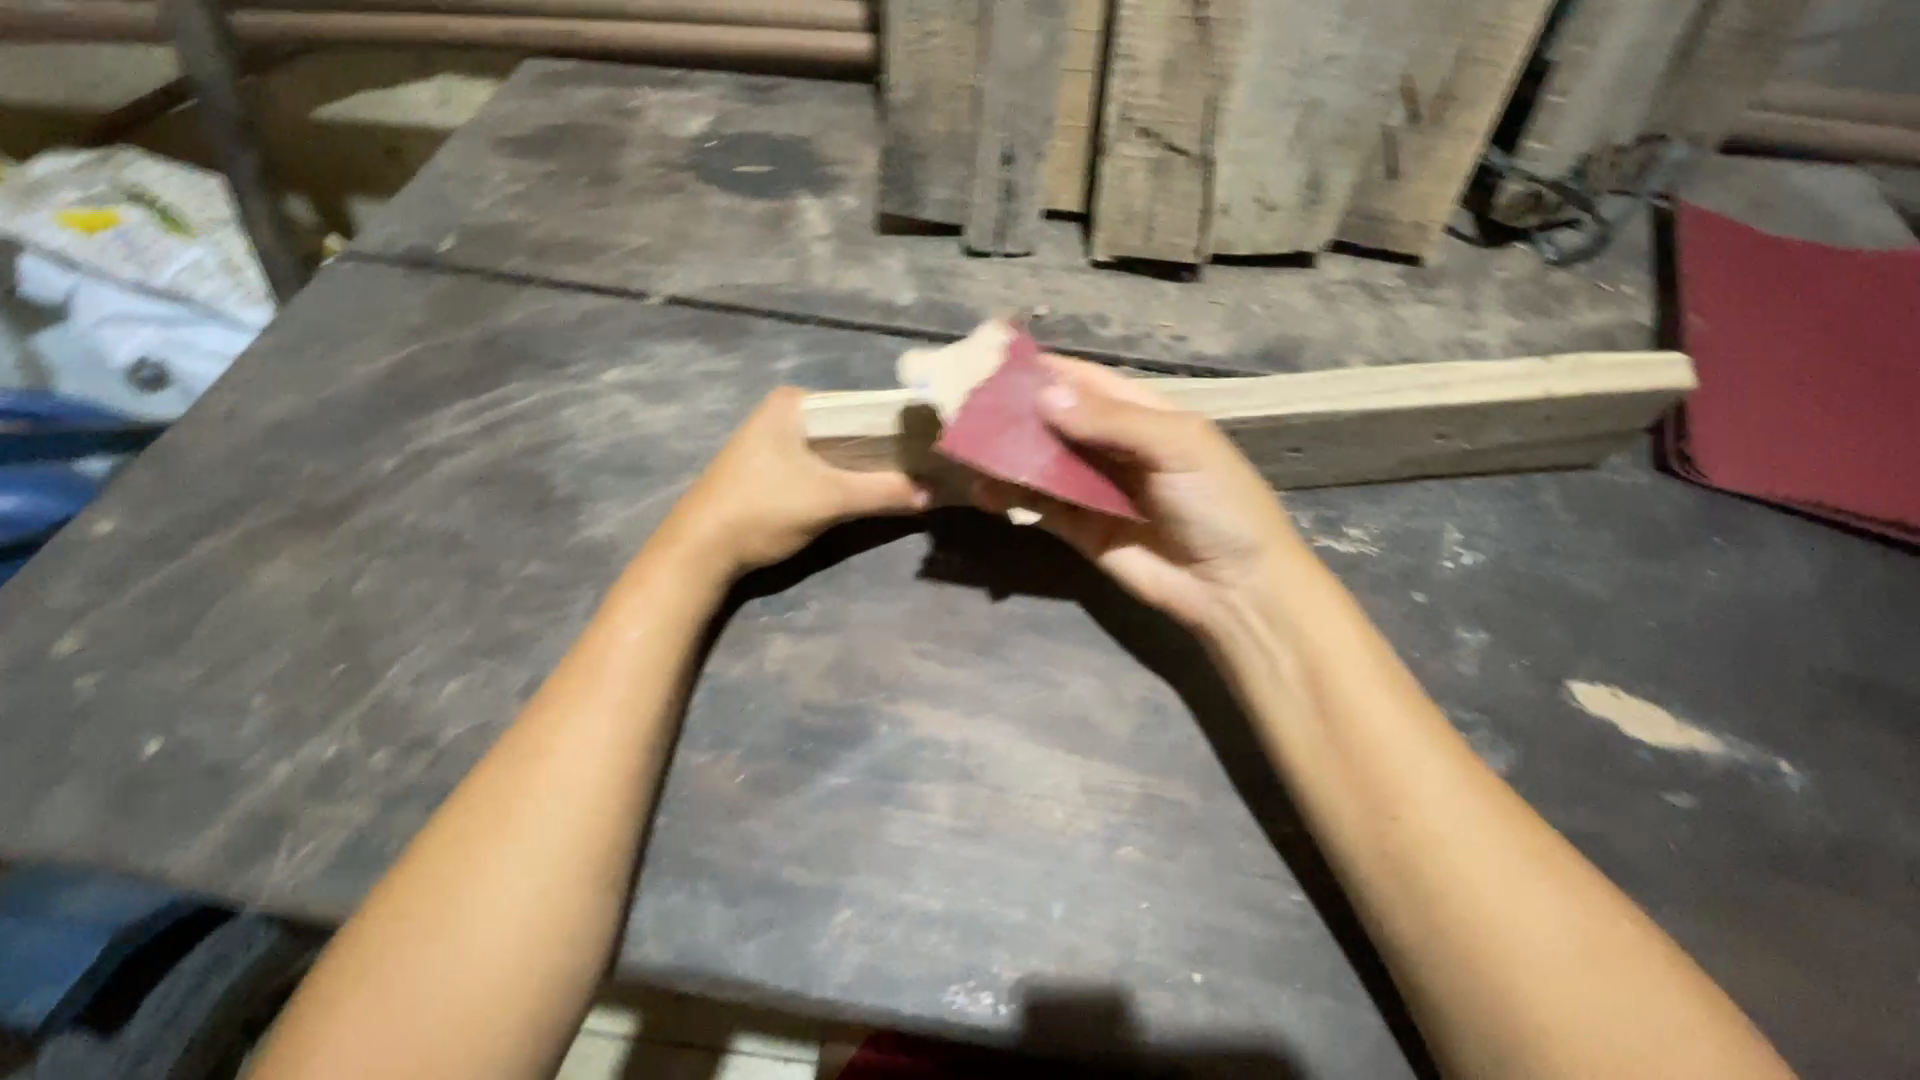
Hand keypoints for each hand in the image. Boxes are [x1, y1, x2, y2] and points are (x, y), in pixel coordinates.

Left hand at [663, 387, 927, 574]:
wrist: (700, 549)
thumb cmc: (763, 509)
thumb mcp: (829, 499)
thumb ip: (883, 492)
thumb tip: (933, 494)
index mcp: (796, 402)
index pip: (864, 406)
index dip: (900, 428)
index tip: (933, 449)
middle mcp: (786, 412)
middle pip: (853, 429)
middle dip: (886, 451)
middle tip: (926, 470)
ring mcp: (777, 441)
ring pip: (839, 450)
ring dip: (868, 468)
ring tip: (907, 482)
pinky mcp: (773, 469)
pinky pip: (823, 466)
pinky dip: (846, 479)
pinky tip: (869, 494)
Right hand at [972, 357, 1308, 632]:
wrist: (1234, 588)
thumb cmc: (1219, 504)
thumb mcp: (1177, 447)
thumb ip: (1111, 421)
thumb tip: (1044, 397)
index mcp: (1140, 413)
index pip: (1082, 380)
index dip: (1040, 370)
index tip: (990, 360)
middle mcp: (1111, 446)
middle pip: (1052, 420)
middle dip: (1012, 413)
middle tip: (961, 407)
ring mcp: (1093, 489)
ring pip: (1039, 462)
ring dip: (1004, 454)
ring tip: (962, 447)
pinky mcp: (1079, 528)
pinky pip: (1038, 505)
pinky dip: (1010, 496)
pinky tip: (983, 490)